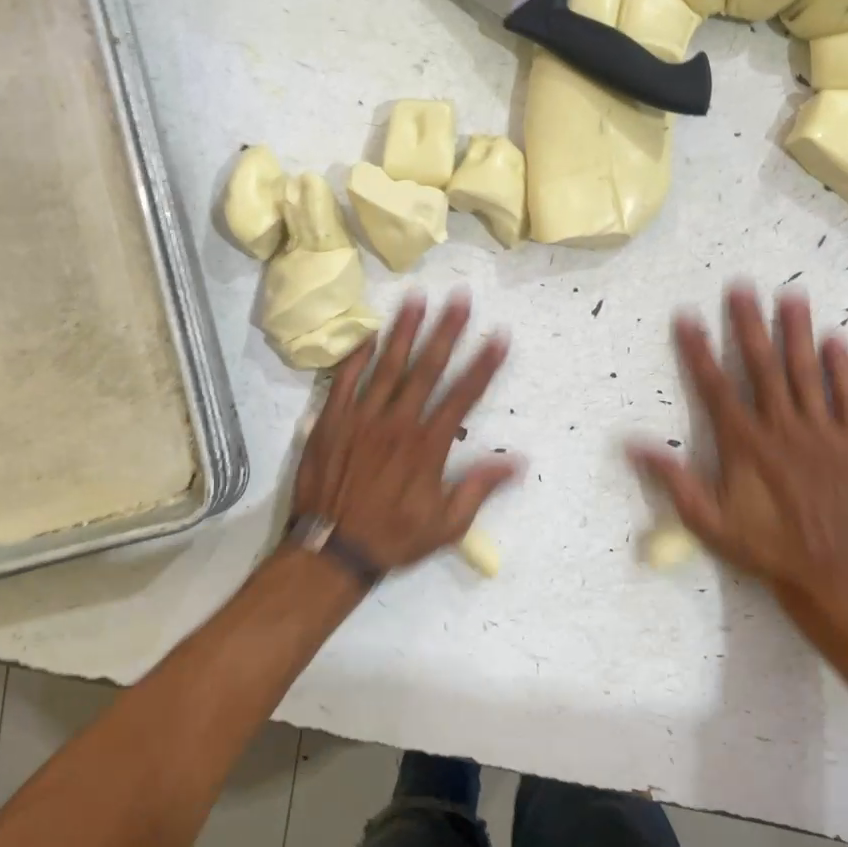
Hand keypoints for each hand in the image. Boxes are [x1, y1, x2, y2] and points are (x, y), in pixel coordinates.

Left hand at [293, 293, 520, 570]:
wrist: (332, 549)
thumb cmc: (393, 538)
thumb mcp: (446, 524)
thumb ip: (478, 487)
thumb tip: (516, 462)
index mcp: (428, 445)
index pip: (463, 395)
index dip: (483, 364)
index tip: (499, 336)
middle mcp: (397, 422)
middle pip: (427, 368)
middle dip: (447, 330)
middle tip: (459, 297)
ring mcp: (361, 418)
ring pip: (387, 365)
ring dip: (404, 330)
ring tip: (417, 297)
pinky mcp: (331, 420)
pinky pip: (344, 380)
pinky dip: (357, 355)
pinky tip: (368, 333)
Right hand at [629, 286, 847, 602]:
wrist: (830, 571)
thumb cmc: (762, 546)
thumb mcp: (707, 522)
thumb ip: (674, 480)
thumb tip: (633, 444)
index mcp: (744, 445)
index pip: (716, 388)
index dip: (699, 351)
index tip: (687, 317)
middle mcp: (782, 428)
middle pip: (763, 367)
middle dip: (749, 325)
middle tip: (742, 287)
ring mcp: (822, 433)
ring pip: (807, 373)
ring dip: (796, 333)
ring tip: (791, 295)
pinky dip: (841, 369)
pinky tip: (835, 341)